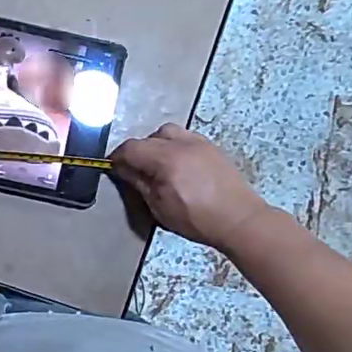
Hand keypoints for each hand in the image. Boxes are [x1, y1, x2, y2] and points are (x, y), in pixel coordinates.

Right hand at [110, 124, 273, 249]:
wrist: (239, 219)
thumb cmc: (197, 219)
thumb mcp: (160, 207)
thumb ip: (139, 183)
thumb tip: (122, 168)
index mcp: (166, 160)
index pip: (131, 148)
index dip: (117, 157)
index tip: (112, 167)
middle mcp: (182, 144)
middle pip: (148, 138)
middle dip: (136, 152)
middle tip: (134, 171)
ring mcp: (199, 142)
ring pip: (167, 132)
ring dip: (155, 144)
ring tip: (157, 165)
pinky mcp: (211, 147)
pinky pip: (184, 137)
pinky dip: (173, 145)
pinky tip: (176, 165)